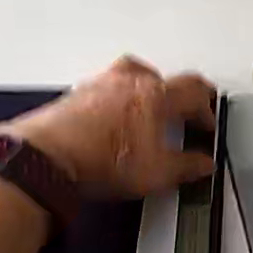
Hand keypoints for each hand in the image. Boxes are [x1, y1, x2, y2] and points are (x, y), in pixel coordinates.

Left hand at [0, 56, 217, 199]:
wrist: (46, 158)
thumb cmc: (101, 160)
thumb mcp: (154, 173)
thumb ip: (184, 167)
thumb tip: (201, 165)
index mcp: (155, 93)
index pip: (194, 89)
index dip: (205, 107)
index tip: (206, 123)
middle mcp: (126, 80)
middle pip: (159, 78)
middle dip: (171, 96)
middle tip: (173, 115)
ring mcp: (96, 85)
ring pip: (126, 81)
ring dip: (137, 97)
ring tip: (137, 120)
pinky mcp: (71, 98)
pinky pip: (99, 96)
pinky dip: (108, 107)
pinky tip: (104, 127)